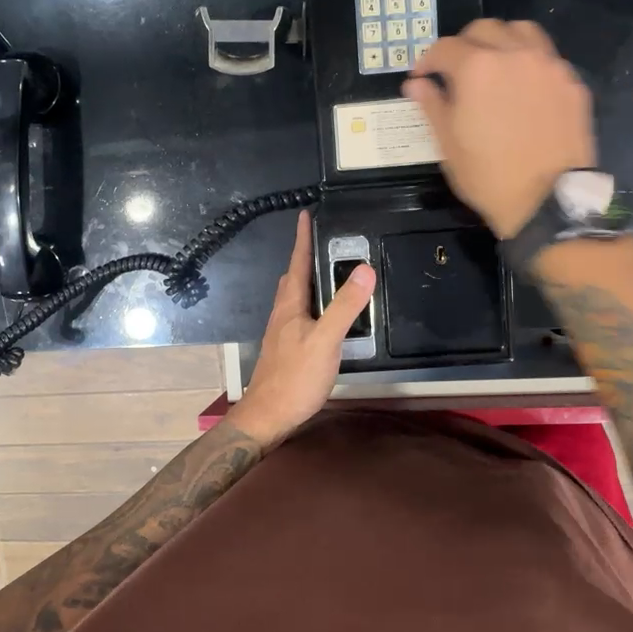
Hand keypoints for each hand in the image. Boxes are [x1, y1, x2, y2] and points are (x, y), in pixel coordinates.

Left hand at [229, 211, 374, 444]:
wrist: (268, 416)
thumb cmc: (295, 377)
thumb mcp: (326, 340)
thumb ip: (345, 306)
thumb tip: (364, 269)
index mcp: (290, 306)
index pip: (297, 264)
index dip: (302, 239)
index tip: (306, 215)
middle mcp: (282, 315)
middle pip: (293, 280)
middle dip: (305, 260)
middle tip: (322, 245)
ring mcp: (281, 334)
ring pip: (293, 300)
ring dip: (307, 284)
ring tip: (327, 277)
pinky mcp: (285, 352)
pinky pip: (299, 318)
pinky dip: (311, 308)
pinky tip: (323, 320)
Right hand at [402, 20, 596, 238]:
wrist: (546, 201)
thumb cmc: (488, 176)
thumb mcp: (448, 144)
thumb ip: (432, 105)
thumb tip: (416, 84)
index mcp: (477, 68)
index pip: (444, 48)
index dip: (427, 61)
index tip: (421, 77)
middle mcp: (515, 54)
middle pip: (484, 30)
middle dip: (463, 44)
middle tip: (454, 70)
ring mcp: (549, 65)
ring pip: (521, 32)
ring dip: (501, 41)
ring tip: (493, 65)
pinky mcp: (571, 83)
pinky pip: (547, 58)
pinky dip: (529, 62)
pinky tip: (522, 87)